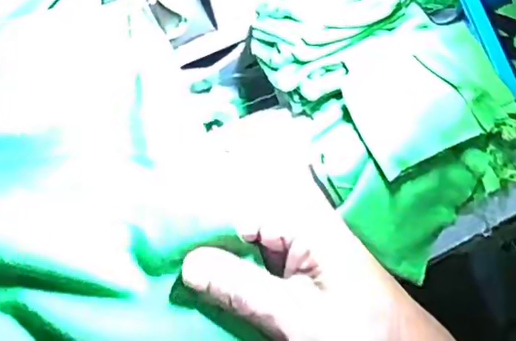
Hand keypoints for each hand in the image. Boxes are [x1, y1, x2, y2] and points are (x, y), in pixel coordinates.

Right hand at [181, 118, 452, 340]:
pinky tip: (197, 245)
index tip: (154, 214)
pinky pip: (245, 228)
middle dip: (193, 194)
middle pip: (230, 189)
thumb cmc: (364, 335)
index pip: (230, 197)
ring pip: (234, 205)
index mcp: (297, 211)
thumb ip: (245, 289)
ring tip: (163, 217)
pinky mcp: (288, 244)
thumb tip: (187, 263)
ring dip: (204, 212)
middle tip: (151, 204)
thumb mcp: (302, 322)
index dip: (191, 207)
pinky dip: (220, 234)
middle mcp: (290, 205)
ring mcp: (289, 223)